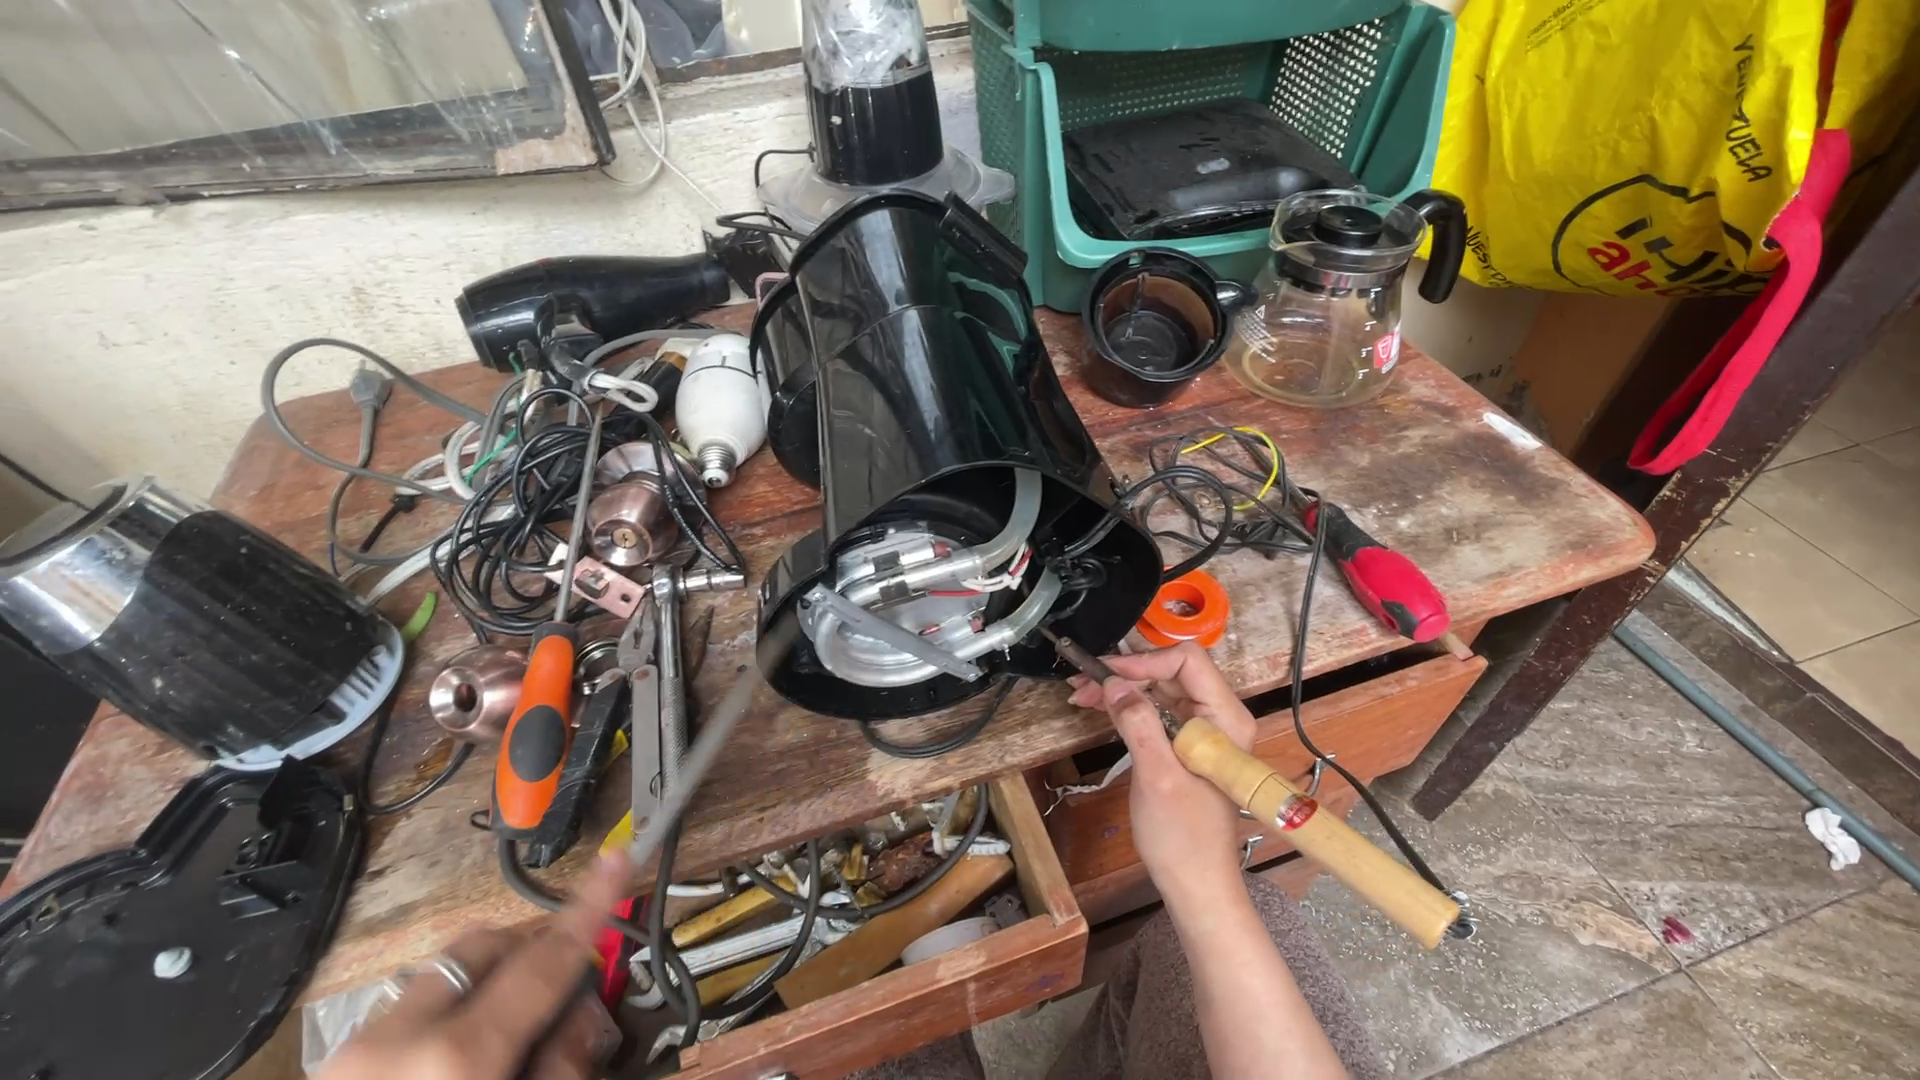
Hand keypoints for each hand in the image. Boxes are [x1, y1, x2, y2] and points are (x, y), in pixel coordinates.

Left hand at [316, 851, 629, 1079]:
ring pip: (442, 972)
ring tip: (509, 1028)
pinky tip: (457, 1061)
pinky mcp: (331, 1070)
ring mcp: (354, 1054)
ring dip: (488, 980)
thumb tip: (580, 1009)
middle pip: (485, 946)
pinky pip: (407, 1008)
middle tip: (563, 986)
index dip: (589, 907)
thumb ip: (562, 1064)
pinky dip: (447, 1011)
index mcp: (456, 1062)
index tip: (616, 860)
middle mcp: (398, 1040)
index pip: (543, 960)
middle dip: (531, 948)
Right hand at [1069, 642, 1255, 912]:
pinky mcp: (1182, 743)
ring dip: (1119, 687)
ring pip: (1157, 689)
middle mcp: (1217, 716)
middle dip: (1125, 673)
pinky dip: (1124, 706)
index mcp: (1225, 718)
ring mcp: (1200, 729)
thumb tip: (1112, 683)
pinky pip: (1153, 710)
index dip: (1144, 662)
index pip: (1187, 661)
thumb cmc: (1182, 835)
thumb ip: (1138, 724)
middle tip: (1081, 681)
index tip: (1106, 676)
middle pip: (1170, 671)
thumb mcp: (1157, 777)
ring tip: (1079, 692)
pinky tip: (1096, 707)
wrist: (1194, 882)